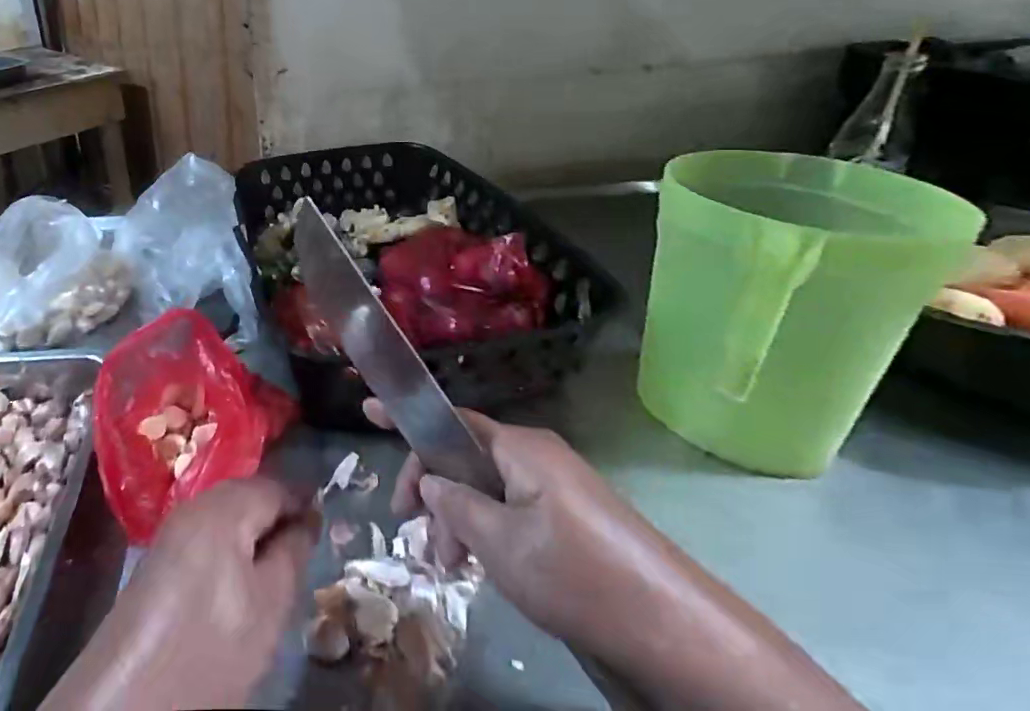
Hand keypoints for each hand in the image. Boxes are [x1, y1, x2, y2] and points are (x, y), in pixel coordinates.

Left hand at [42, 477, 316, 710]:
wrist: (130, 700)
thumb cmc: (212, 645)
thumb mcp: (271, 602)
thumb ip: (295, 550)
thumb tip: (308, 518)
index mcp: (224, 505)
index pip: (277, 486)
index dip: (305, 505)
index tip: (326, 530)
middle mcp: (194, 505)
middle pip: (250, 497)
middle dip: (278, 520)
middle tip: (302, 555)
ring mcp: (171, 531)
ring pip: (228, 518)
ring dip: (254, 538)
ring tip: (274, 574)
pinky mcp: (158, 559)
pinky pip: (207, 537)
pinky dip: (229, 552)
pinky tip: (238, 585)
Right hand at [367, 399, 682, 654]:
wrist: (661, 619)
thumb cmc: (571, 571)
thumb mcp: (499, 542)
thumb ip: (456, 505)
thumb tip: (430, 481)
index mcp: (519, 447)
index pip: (452, 420)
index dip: (410, 418)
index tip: (369, 411)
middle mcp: (536, 454)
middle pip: (466, 458)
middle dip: (436, 494)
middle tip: (418, 541)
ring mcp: (554, 483)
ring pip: (488, 488)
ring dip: (460, 520)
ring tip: (451, 567)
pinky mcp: (567, 512)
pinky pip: (511, 507)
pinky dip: (487, 531)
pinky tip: (480, 565)